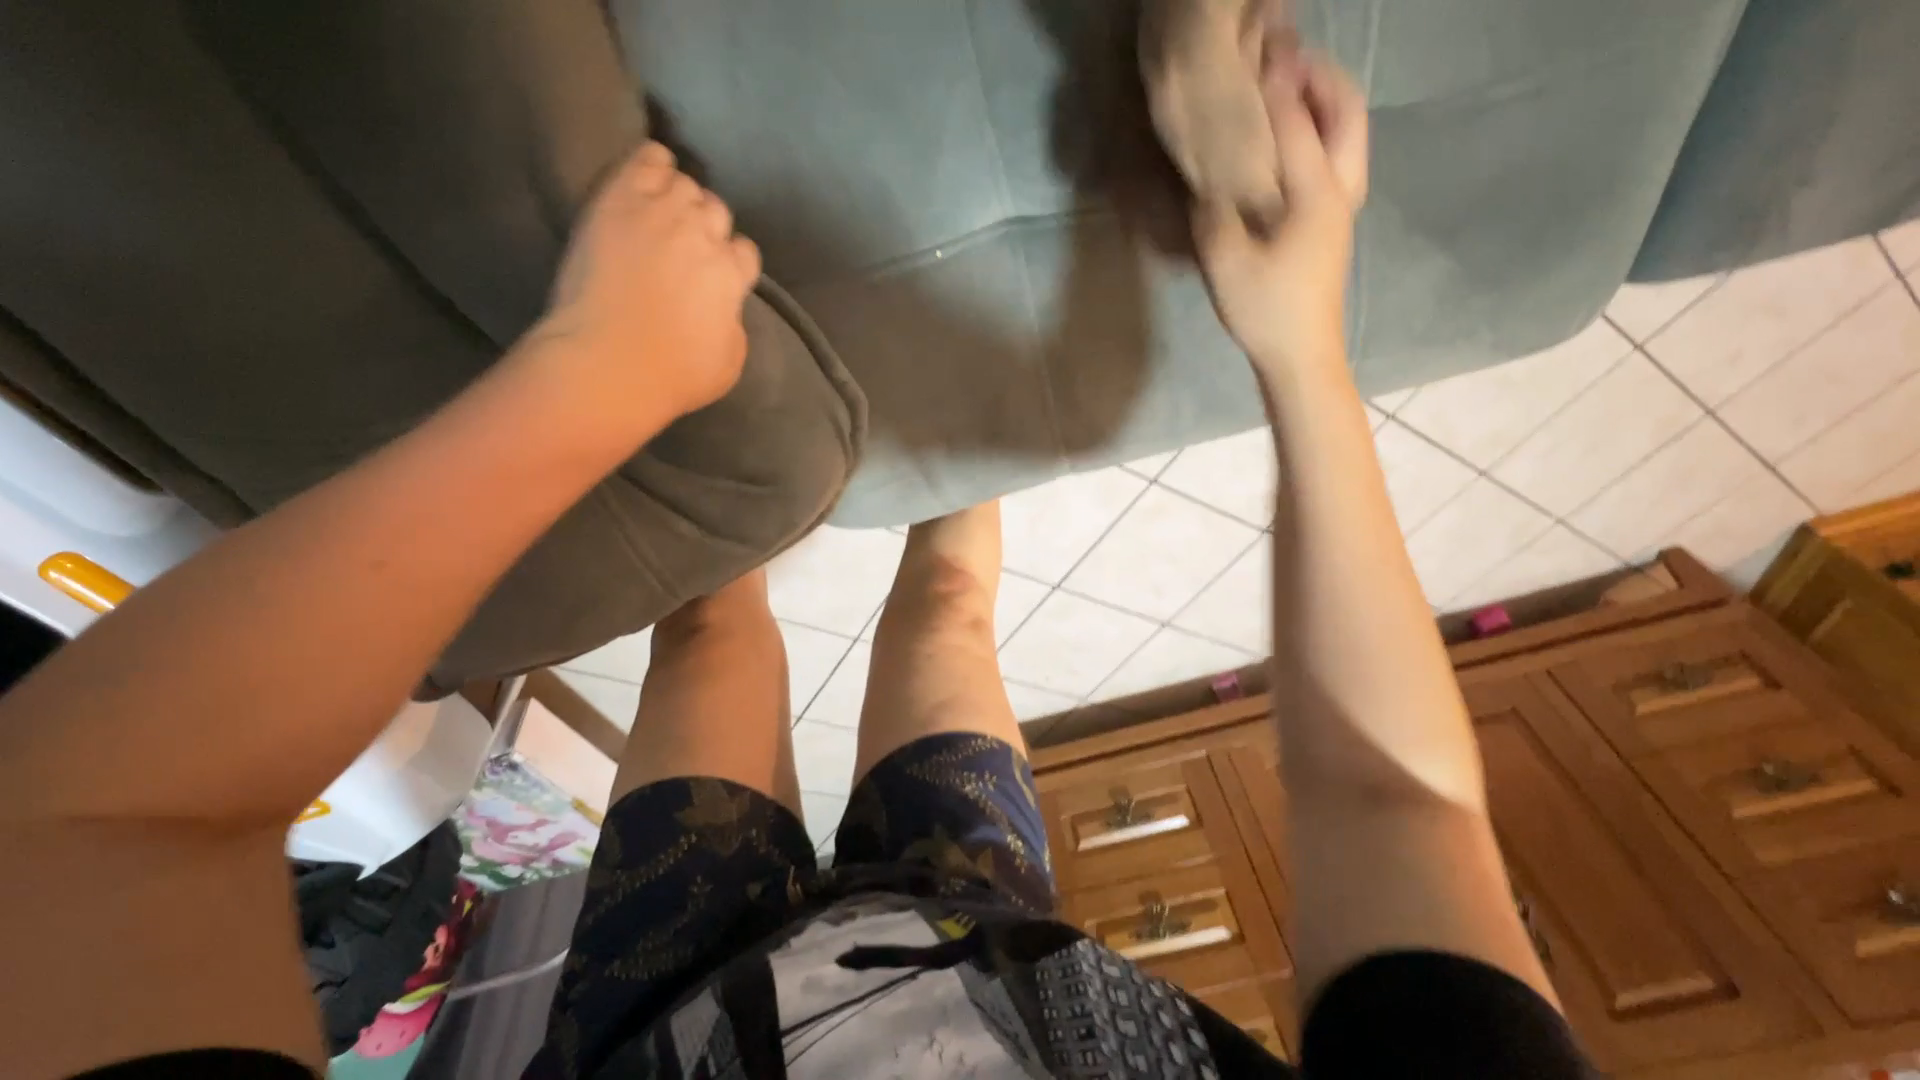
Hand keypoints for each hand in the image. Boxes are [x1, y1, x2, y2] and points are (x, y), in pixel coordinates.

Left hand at [532, 141, 762, 422]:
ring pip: (684, 184)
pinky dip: (652, 161)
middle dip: (705, 228)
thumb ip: (733, 322)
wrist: (606, 364)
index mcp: (732, 275)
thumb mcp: (729, 361)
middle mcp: (703, 234)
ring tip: (662, 215)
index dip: (730, 263)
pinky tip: (650, 169)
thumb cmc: (672, 375)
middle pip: (716, 211)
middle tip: (684, 248)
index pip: (744, 251)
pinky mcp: (617, 200)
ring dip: (678, 199)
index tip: (715, 276)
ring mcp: (660, 212)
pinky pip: (646, 160)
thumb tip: (725, 307)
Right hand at [1194, 49, 1367, 372]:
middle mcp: (1338, 188)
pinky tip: (1291, 137)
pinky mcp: (1335, 222)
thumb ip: (1214, 208)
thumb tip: (1206, 171)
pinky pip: (1340, 155)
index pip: (1293, 120)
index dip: (1272, 81)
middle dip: (1320, 75)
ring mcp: (1342, 206)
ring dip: (1326, 100)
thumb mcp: (1225, 260)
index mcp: (1314, 192)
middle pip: (1346, 112)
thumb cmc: (1265, 310)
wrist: (1302, 356)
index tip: (1256, 45)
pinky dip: (1322, 129)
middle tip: (1286, 57)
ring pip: (1350, 133)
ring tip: (1290, 87)